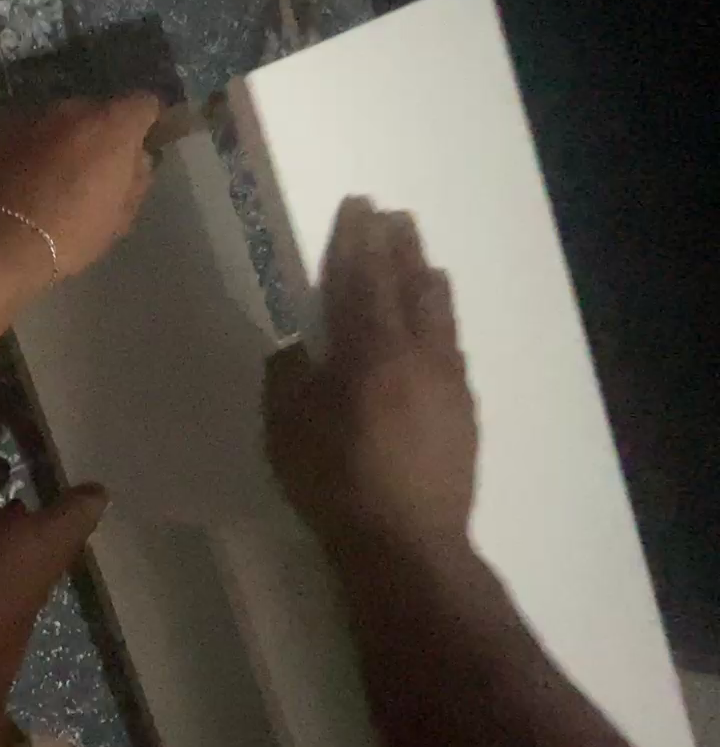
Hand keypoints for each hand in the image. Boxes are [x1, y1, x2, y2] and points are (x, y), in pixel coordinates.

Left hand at [0, 94, 160, 281]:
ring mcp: (24, 117)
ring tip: (42, 177)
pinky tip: (11, 179)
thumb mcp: (117, 218)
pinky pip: (16, 135)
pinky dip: (19, 149)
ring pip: (50, 123)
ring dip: (53, 141)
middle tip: (83, 170)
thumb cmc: (65, 238)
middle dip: (92, 134)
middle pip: (91, 112)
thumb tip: (136, 159)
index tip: (136, 145)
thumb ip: (135, 179)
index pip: (142, 104)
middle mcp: (68, 110)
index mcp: (110, 125)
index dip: (142, 124)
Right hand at [264, 198, 477, 554]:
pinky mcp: (461, 405)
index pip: (359, 283)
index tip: (357, 207)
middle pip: (407, 287)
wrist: (405, 538)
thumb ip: (289, 375)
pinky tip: (435, 311)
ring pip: (438, 312)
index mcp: (367, 355)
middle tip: (391, 212)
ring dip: (423, 274)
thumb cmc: (330, 478)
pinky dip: (440, 313)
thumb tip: (297, 347)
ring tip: (418, 250)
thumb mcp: (286, 424)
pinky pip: (450, 341)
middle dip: (396, 247)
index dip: (355, 243)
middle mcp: (415, 356)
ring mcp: (446, 380)